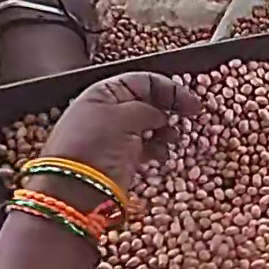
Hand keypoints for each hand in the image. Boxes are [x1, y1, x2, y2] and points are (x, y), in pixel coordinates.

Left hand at [40, 72, 202, 199]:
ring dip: (166, 130)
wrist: (76, 187)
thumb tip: (162, 116)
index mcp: (105, 93)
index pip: (143, 81)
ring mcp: (118, 136)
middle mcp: (111, 111)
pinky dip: (159, 149)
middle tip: (191, 117)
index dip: (169, 89)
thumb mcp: (123, 117)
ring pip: (150, 126)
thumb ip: (147, 110)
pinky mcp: (124, 158)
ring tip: (173, 138)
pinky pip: (148, 147)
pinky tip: (163, 154)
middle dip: (169, 109)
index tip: (192, 104)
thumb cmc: (95, 145)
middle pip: (148, 102)